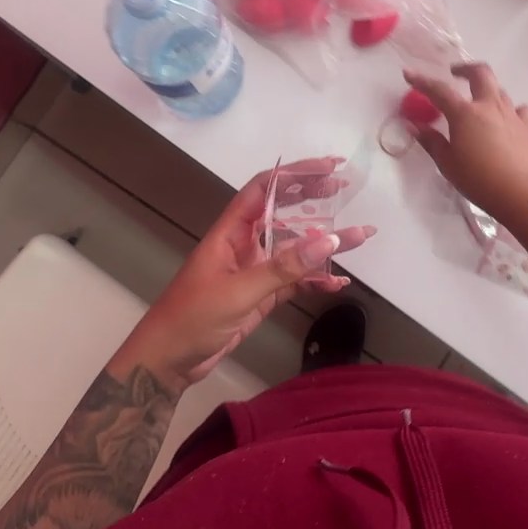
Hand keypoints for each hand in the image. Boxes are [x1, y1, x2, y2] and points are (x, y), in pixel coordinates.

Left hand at [111, 158, 374, 388]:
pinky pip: (294, 281)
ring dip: (323, 245)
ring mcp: (253, 271)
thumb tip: (329, 240)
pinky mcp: (260, 297)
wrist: (167, 361)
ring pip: (294, 249)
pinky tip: (338, 282)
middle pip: (283, 212)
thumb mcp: (239, 291)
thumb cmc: (192, 317)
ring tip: (360, 237)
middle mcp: (244, 244)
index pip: (265, 188)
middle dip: (314, 199)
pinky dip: (315, 280)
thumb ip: (284, 267)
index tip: (329, 167)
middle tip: (347, 189)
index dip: (295, 174)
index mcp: (230, 231)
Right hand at [404, 63, 527, 227]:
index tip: (409, 74)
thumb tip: (413, 125)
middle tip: (454, 73)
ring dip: (486, 90)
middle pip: (480, 73)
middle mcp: (490, 106)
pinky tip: (507, 120)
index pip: (439, 90)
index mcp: (465, 114)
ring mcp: (512, 115)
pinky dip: (511, 109)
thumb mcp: (448, 164)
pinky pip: (520, 109)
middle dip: (465, 69)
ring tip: (477, 102)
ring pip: (500, 90)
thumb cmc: (479, 181)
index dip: (422, 81)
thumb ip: (431, 141)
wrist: (523, 195)